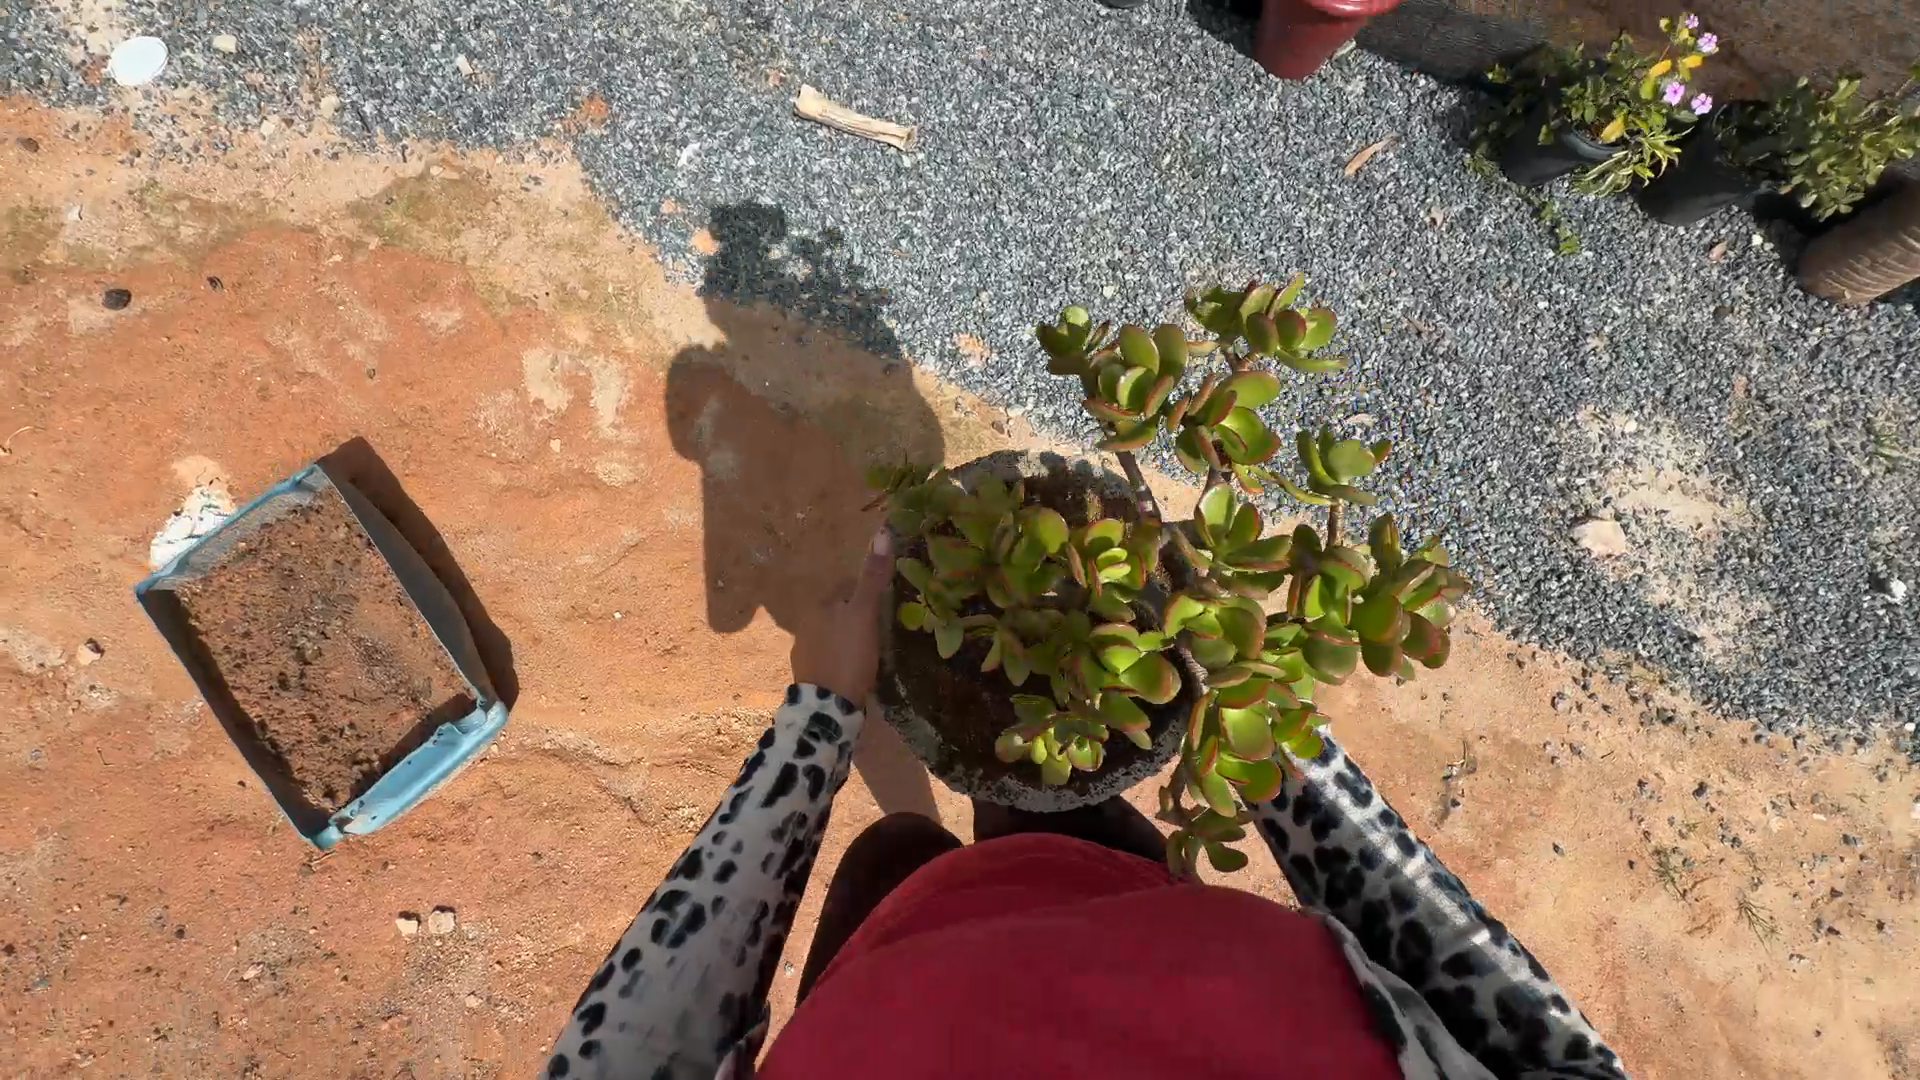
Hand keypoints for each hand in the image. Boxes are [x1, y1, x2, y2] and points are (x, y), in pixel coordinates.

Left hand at [790, 529, 892, 706]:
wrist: (828, 708)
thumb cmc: (848, 654)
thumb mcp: (865, 613)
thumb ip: (872, 577)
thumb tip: (882, 532)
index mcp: (816, 607)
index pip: (844, 591)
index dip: (865, 598)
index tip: (884, 608)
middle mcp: (804, 627)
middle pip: (838, 615)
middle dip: (856, 620)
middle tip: (883, 631)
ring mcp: (804, 654)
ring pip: (833, 638)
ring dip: (849, 642)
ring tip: (873, 652)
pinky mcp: (810, 678)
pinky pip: (831, 661)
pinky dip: (844, 662)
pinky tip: (858, 671)